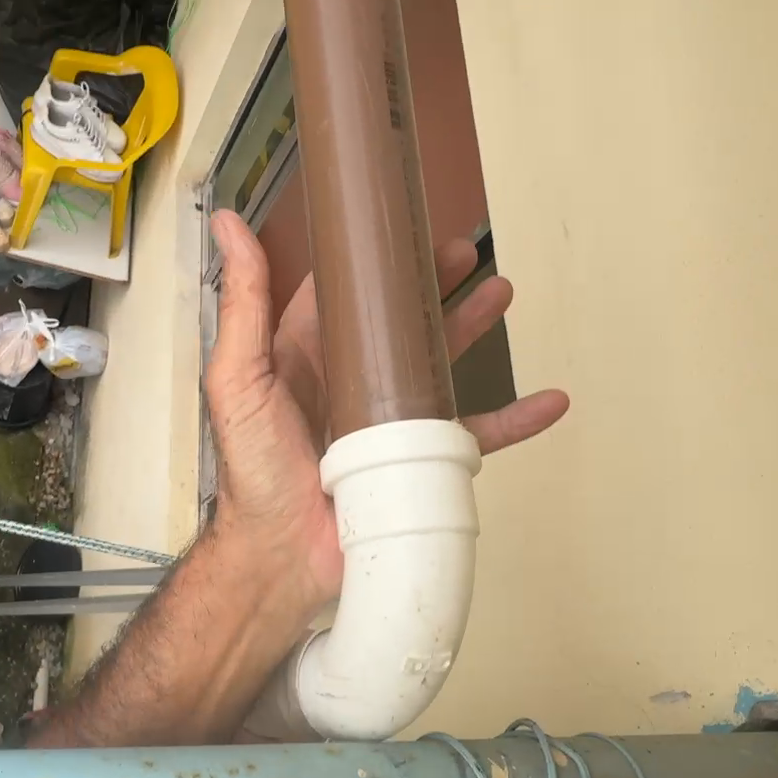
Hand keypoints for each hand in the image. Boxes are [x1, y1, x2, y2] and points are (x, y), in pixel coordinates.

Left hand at [203, 209, 570, 623]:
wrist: (284, 555)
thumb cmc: (256, 469)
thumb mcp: (239, 380)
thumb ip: (242, 306)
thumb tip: (228, 224)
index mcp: (303, 359)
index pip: (337, 296)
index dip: (364, 261)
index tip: (394, 222)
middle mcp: (346, 384)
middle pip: (396, 324)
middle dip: (430, 285)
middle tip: (465, 250)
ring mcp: (384, 424)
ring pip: (437, 367)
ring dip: (470, 330)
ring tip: (502, 293)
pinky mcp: (415, 464)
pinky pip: (473, 438)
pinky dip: (514, 420)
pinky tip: (549, 401)